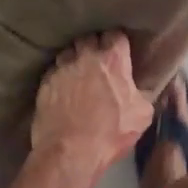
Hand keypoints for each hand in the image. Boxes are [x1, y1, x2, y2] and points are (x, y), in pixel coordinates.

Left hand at [29, 32, 150, 176]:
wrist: (70, 153)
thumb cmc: (110, 133)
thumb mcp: (142, 115)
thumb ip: (142, 94)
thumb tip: (141, 89)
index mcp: (113, 59)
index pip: (115, 34)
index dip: (116, 42)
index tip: (118, 52)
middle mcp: (87, 56)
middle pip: (89, 38)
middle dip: (93, 46)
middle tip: (96, 60)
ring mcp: (63, 68)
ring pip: (68, 51)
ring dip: (73, 59)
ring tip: (76, 72)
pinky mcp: (45, 83)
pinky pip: (52, 71)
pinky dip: (57, 75)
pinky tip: (61, 87)